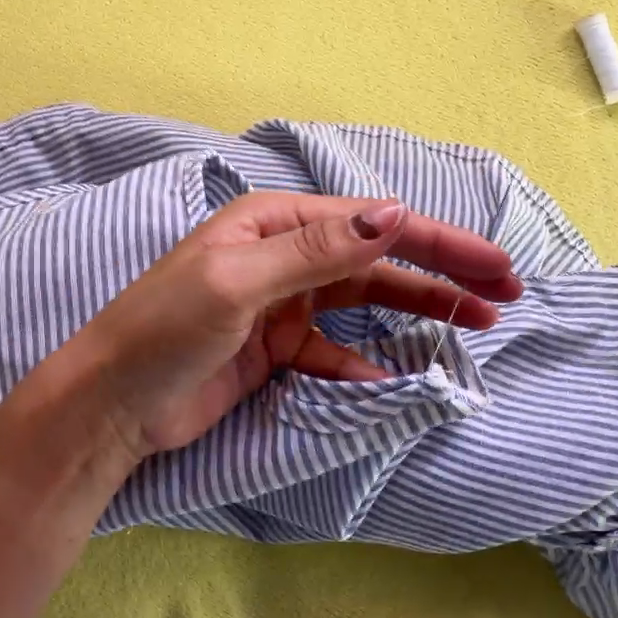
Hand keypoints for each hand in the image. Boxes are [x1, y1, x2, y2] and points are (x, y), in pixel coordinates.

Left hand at [45, 192, 522, 460]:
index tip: (495, 265)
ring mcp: (277, 304)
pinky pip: (333, 350)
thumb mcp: (237, 283)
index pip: (367, 222)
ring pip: (361, 300)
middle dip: (439, 269)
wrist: (111, 403)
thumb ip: (314, 250)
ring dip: (415, 309)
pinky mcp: (271, 348)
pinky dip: (365, 361)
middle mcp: (278, 255)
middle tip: (505, 290)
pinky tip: (395, 376)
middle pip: (374, 256)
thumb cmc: (163, 331)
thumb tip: (391, 214)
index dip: (435, 240)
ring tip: (474, 323)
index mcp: (269, 223)